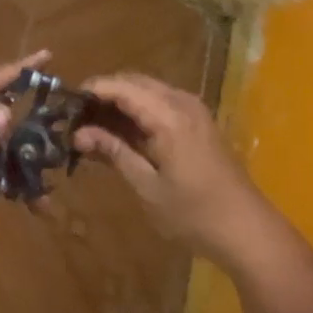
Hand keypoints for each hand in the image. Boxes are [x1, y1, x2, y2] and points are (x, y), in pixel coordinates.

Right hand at [72, 72, 271, 261]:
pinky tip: (122, 135)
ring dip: (121, 102)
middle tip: (76, 119)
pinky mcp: (199, 122)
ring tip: (93, 128)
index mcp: (168, 115)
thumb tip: (79, 133)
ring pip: (148, 91)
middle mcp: (181, 102)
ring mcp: (193, 110)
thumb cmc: (194, 214)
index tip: (65, 105)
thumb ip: (114, 153)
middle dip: (104, 95)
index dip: (92, 90)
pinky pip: (161, 103)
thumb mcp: (147, 187)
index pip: (121, 87)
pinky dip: (138, 111)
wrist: (247, 230)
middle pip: (134, 82)